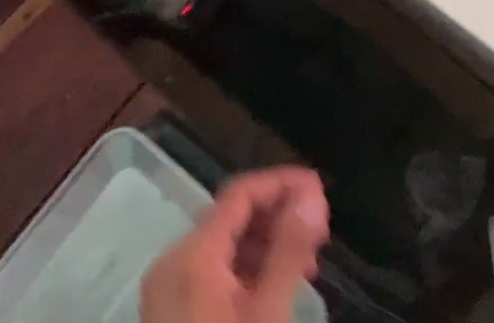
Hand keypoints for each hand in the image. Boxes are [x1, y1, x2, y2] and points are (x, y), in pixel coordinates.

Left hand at [142, 166, 330, 322]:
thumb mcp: (267, 313)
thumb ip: (290, 249)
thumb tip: (313, 194)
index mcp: (192, 256)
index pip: (241, 193)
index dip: (284, 183)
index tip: (324, 192)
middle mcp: (173, 263)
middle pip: (231, 216)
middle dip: (278, 215)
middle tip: (321, 233)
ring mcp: (169, 289)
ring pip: (225, 243)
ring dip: (267, 242)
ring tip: (306, 262)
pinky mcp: (172, 312)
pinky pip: (215, 270)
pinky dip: (248, 267)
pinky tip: (277, 285)